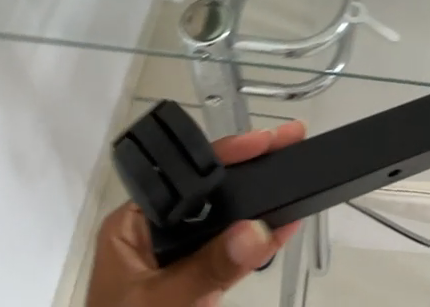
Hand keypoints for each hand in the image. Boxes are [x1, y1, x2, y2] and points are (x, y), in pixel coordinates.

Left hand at [86, 119, 306, 306]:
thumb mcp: (162, 304)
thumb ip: (207, 268)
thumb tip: (257, 229)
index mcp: (132, 226)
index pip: (182, 178)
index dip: (227, 156)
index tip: (265, 140)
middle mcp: (154, 235)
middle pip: (207, 195)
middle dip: (250, 172)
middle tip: (292, 143)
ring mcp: (176, 262)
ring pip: (223, 224)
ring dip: (259, 205)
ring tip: (297, 175)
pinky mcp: (194, 287)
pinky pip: (229, 258)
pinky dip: (257, 245)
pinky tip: (285, 226)